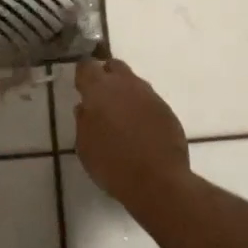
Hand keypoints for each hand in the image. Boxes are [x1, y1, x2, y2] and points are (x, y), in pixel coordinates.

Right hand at [73, 57, 191, 210]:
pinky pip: (149, 100)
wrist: (158, 181)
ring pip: (133, 82)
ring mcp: (148, 94)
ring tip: (122, 117)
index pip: (87, 66)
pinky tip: (141, 129)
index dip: (83, 74)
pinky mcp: (166, 108)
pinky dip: (142, 108)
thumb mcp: (85, 147)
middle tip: (102, 98)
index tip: (81, 87)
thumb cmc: (112, 166)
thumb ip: (83, 121)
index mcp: (99, 89)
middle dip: (106, 76)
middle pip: (114, 66)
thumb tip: (85, 108)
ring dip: (126, 92)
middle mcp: (125, 84)